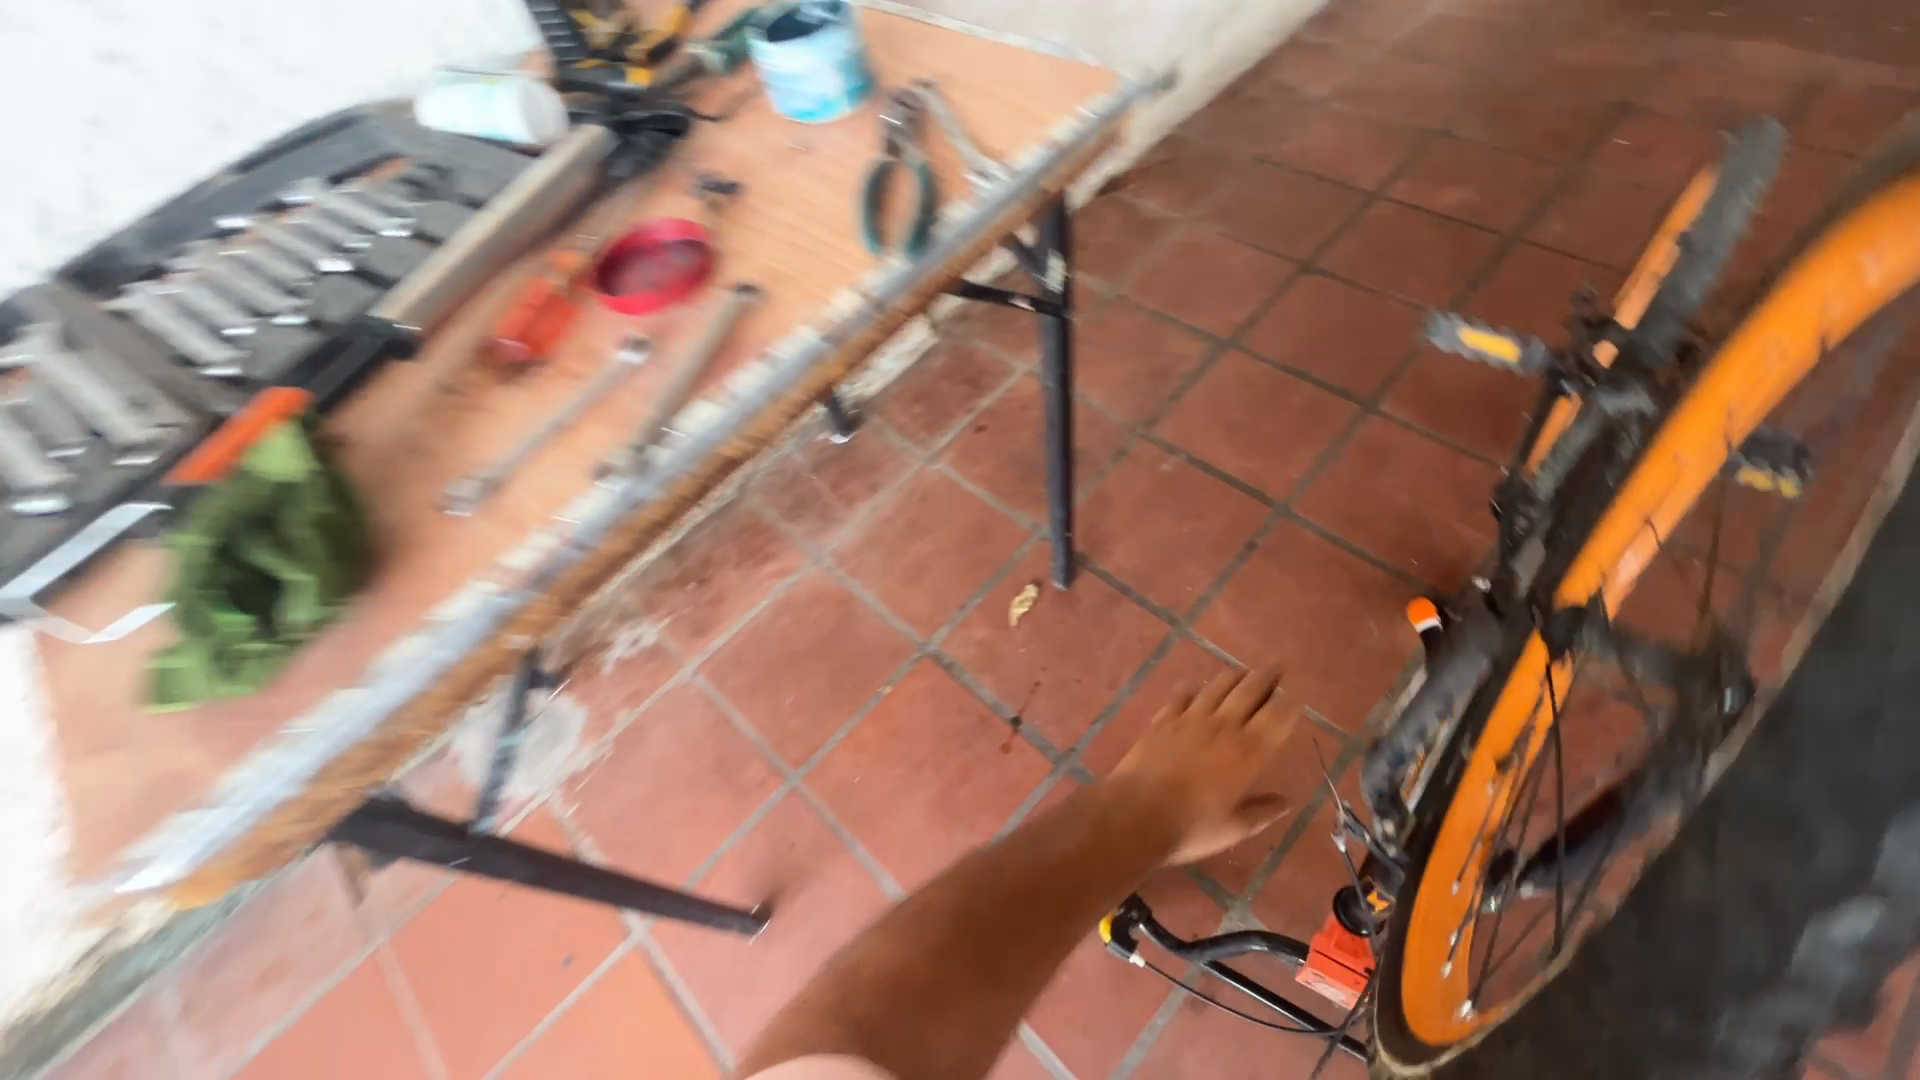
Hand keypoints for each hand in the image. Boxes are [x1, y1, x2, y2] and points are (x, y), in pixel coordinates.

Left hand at [1107, 664, 1298, 865]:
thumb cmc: (1191, 826)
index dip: (1289, 704)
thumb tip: (1288, 802)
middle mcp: (1222, 727)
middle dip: (1266, 677)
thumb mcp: (1235, 827)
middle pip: (1248, 692)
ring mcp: (1189, 720)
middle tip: (1277, 665)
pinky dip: (1189, 690)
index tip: (1297, 695)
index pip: (1276, 718)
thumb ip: (1263, 811)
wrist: (1136, 813)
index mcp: (1248, 752)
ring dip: (1231, 676)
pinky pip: (1179, 697)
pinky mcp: (1162, 721)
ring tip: (1241, 671)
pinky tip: (1191, 686)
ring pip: (1215, 687)